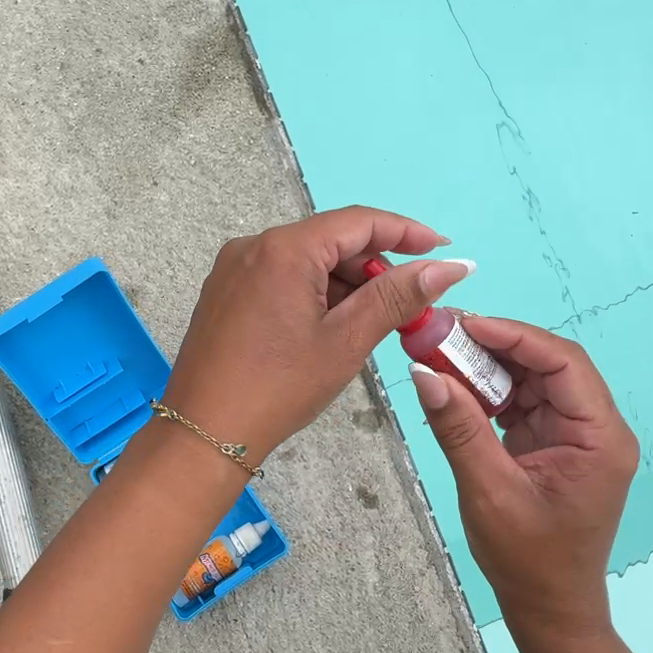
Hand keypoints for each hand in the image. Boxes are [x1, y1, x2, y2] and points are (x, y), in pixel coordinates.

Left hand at [162, 206, 475, 463]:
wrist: (204, 431)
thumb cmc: (279, 387)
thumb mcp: (345, 341)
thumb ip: (397, 296)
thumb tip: (448, 267)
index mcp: (283, 249)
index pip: (358, 222)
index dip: (405, 232)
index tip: (441, 250)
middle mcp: (253, 246)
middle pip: (329, 240)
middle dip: (373, 267)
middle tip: (407, 305)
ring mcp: (232, 269)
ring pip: (304, 261)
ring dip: (343, 284)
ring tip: (369, 324)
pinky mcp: (223, 292)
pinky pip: (279, 277)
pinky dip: (312, 293)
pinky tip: (329, 327)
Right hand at [408, 318, 638, 644]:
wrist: (549, 607)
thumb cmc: (528, 557)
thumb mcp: (488, 491)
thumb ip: (458, 429)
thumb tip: (423, 373)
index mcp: (598, 437)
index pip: (563, 363)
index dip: (513, 336)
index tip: (462, 325)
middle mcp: (593, 428)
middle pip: (547, 365)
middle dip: (494, 346)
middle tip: (440, 335)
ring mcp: (573, 435)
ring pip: (531, 379)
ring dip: (487, 366)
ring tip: (438, 355)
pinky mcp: (552, 443)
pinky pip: (521, 402)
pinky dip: (487, 392)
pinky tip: (454, 387)